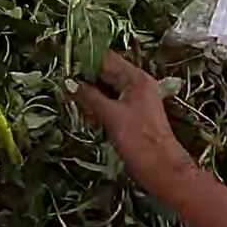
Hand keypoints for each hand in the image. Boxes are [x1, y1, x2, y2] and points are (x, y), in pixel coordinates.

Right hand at [67, 51, 202, 198]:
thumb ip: (89, 96)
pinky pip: (110, 103)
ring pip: (106, 90)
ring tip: (82, 112)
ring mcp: (134, 99)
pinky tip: (91, 121)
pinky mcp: (131, 114)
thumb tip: (69, 82)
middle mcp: (136, 84)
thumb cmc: (138, 140)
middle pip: (105, 74)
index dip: (86, 61)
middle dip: (86, 83)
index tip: (66, 69)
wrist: (161, 168)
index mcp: (136, 78)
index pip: (107, 59)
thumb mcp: (111, 115)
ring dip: (91, 99)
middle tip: (68, 93)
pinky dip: (99, 109)